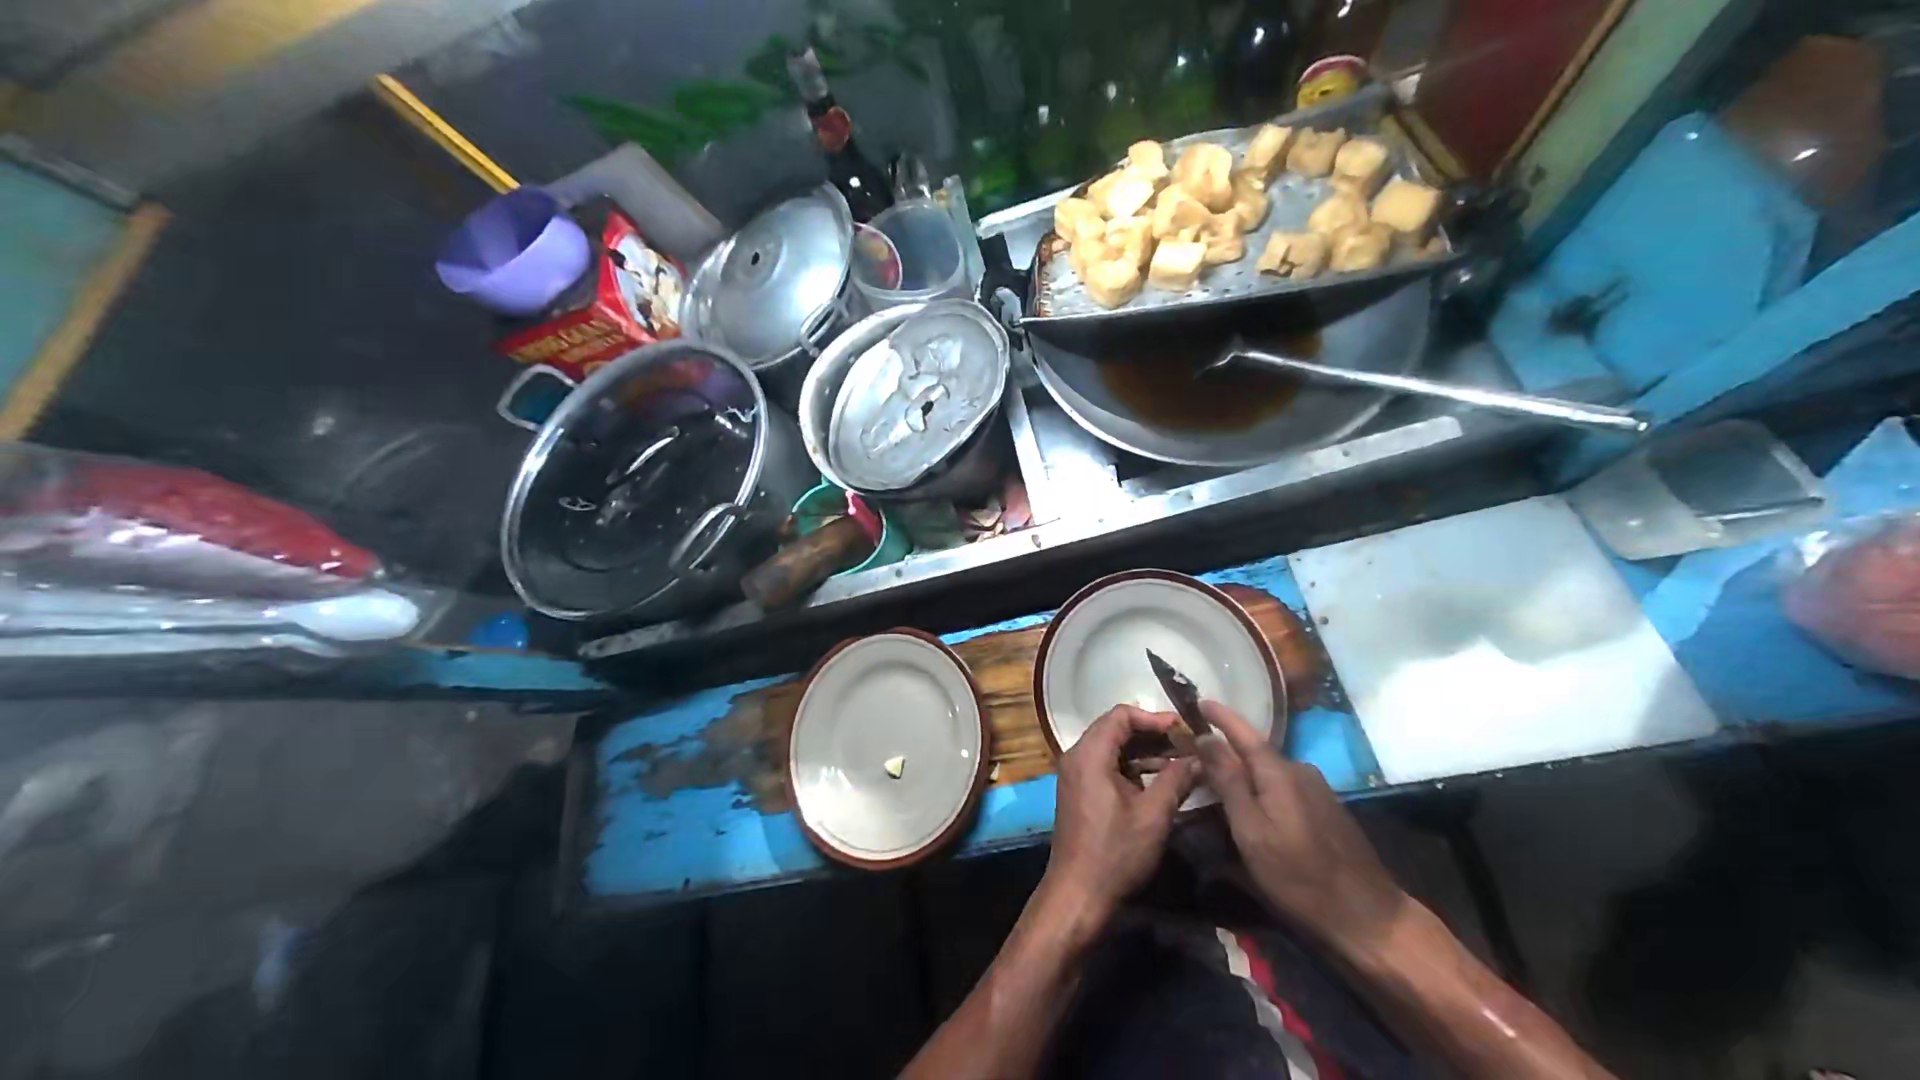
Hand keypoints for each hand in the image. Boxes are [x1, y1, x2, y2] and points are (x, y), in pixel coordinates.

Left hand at [1044, 705, 1199, 919]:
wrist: (1078, 893)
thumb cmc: (1115, 853)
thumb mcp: (1153, 815)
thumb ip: (1176, 780)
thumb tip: (1199, 758)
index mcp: (1089, 755)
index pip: (1121, 715)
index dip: (1154, 718)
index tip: (1183, 729)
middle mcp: (1077, 757)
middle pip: (1115, 728)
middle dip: (1152, 734)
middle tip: (1187, 744)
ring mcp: (1076, 774)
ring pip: (1112, 747)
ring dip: (1145, 751)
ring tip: (1181, 762)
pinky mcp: (1080, 790)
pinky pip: (1107, 765)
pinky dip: (1132, 767)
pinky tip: (1160, 781)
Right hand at [1193, 700, 1407, 954]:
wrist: (1368, 918)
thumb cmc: (1299, 876)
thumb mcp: (1251, 830)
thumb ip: (1228, 781)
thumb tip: (1206, 737)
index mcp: (1279, 772)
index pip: (1243, 732)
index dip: (1220, 716)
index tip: (1198, 700)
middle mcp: (1300, 771)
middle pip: (1255, 752)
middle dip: (1226, 749)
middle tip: (1194, 755)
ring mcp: (1318, 790)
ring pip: (1269, 772)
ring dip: (1244, 772)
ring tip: (1218, 783)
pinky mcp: (1327, 810)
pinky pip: (1283, 787)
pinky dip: (1262, 789)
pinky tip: (1252, 807)